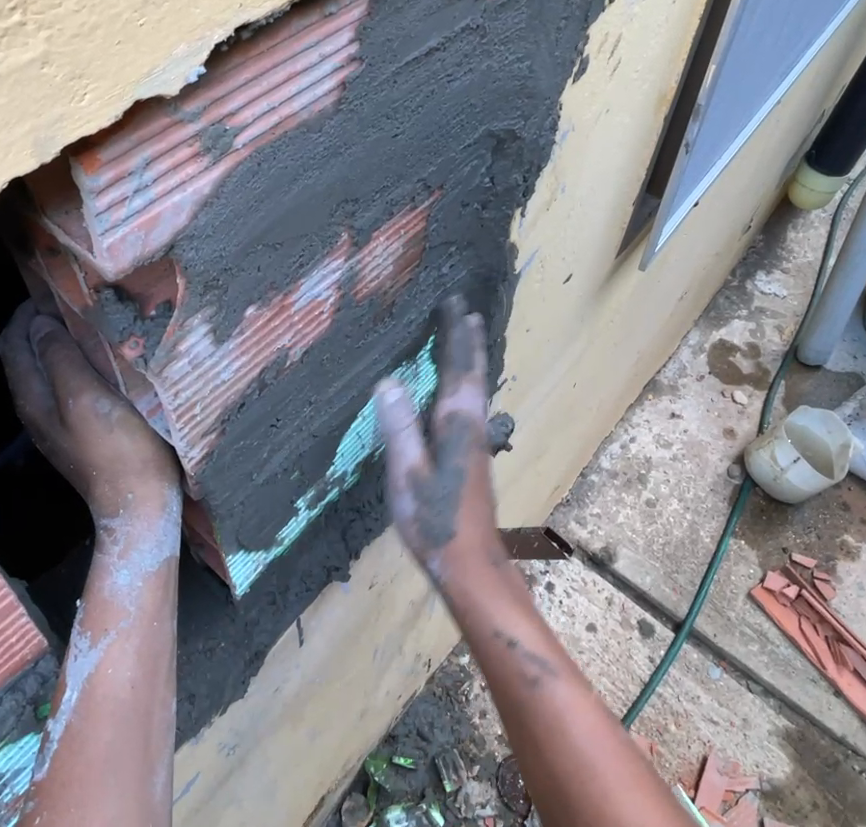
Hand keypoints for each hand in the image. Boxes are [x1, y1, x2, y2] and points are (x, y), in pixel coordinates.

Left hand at [0, 301, 180, 524]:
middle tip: (78, 302)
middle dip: (42, 324)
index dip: (27, 312)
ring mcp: (57, 422)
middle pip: (26, 354)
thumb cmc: (117, 448)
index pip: (12, 341)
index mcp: (32, 396)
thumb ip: (59, 358)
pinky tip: (105, 359)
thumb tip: (39, 323)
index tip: (58, 290)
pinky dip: (78, 363)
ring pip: (47, 369)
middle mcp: (36, 408)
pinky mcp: (79, 430)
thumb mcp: (86, 397)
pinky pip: (68, 385)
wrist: (138, 504)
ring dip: (62, 343)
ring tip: (94, 323)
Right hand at [373, 296, 502, 583]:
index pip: (456, 367)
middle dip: (470, 341)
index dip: (455, 335)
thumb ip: (400, 427)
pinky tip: (460, 394)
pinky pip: (471, 405)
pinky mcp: (473, 457)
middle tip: (468, 312)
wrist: (469, 562)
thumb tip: (388, 380)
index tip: (455, 303)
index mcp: (454, 423)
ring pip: (477, 389)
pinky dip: (468, 384)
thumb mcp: (407, 474)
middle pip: (473, 374)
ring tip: (470, 340)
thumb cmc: (434, 519)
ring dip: (473, 361)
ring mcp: (475, 442)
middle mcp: (470, 426)